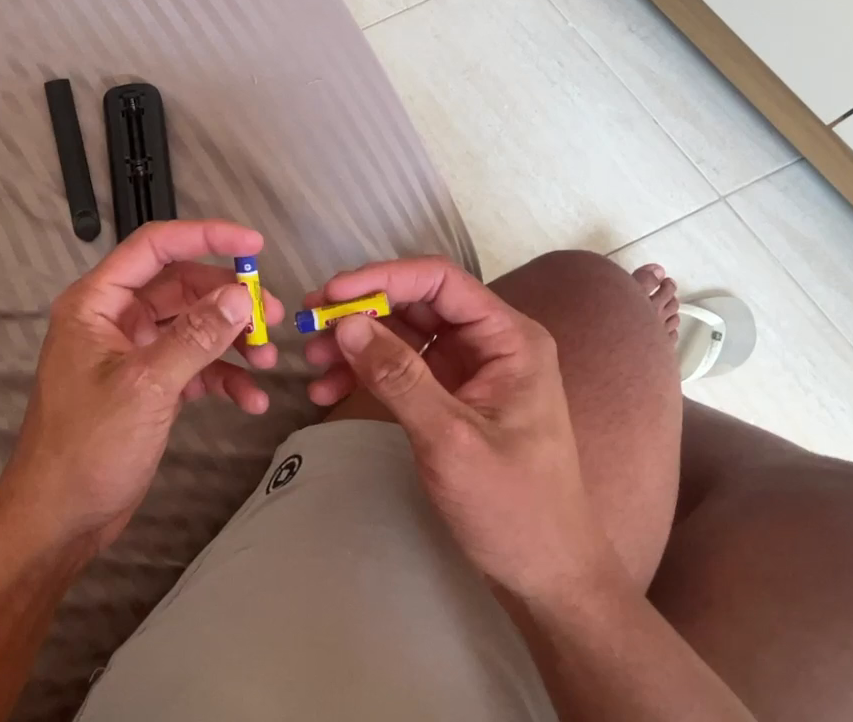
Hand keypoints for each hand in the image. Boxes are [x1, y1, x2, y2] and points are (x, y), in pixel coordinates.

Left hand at [0, 220, 282, 554]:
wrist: (59, 518)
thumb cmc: (87, 446)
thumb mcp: (146, 386)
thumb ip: (196, 337)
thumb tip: (241, 296)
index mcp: (97, 302)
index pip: (155, 247)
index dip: (206, 236)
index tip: (255, 245)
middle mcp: (113, 318)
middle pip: (181, 286)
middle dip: (228, 299)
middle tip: (272, 318)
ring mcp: (131, 352)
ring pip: (191, 326)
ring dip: (231, 339)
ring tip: (268, 360)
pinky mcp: (146, 385)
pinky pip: (191, 365)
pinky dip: (221, 376)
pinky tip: (250, 398)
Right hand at [302, 258, 618, 602]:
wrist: (543, 573)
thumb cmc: (512, 506)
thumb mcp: (450, 439)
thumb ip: (398, 377)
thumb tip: (345, 324)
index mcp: (509, 338)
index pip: (439, 281)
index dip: (382, 278)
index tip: (330, 295)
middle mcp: (489, 343)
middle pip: (415, 303)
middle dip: (360, 311)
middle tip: (309, 324)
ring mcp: (467, 369)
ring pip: (400, 333)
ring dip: (354, 342)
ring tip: (313, 361)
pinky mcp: (448, 396)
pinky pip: (398, 367)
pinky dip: (362, 373)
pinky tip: (327, 390)